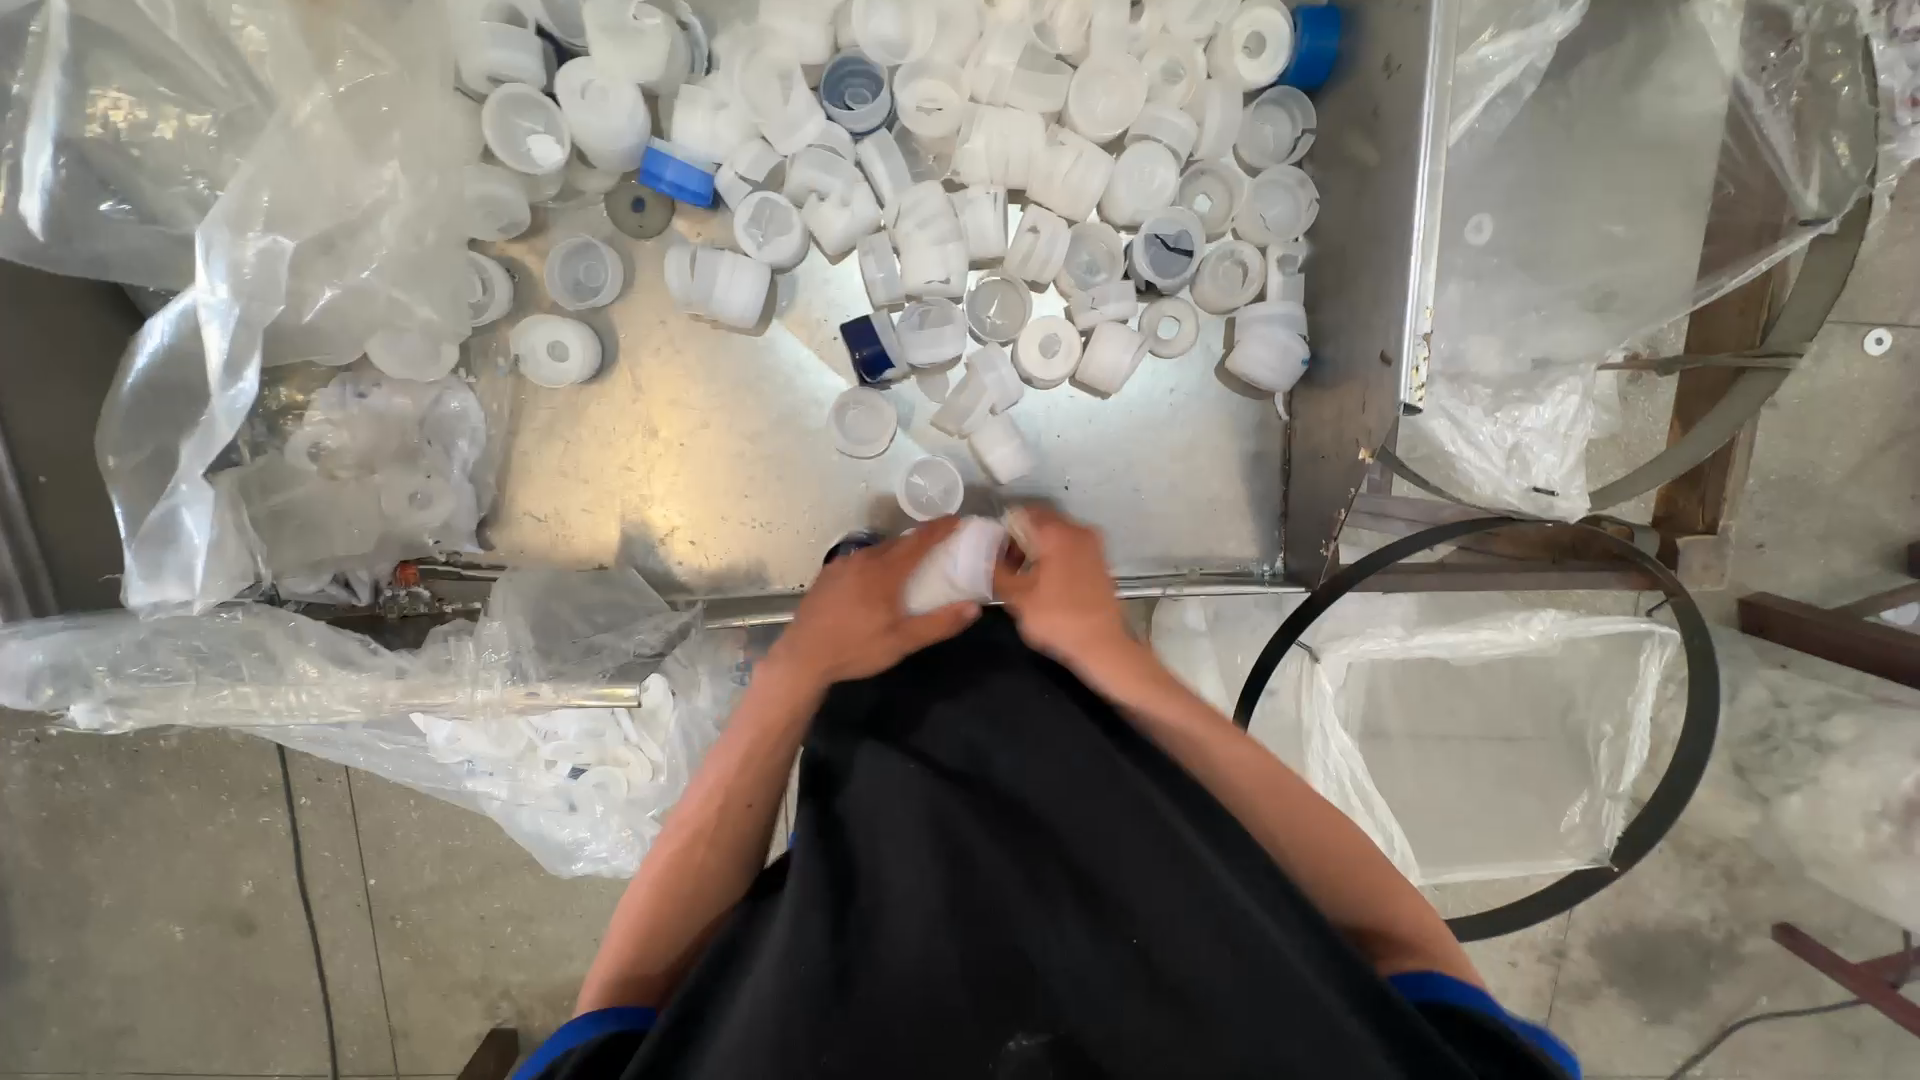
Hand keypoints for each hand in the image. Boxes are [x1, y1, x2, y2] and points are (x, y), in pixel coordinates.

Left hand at [766, 517, 981, 690]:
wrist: (802, 657)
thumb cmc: (855, 649)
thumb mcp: (902, 642)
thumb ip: (939, 623)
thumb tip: (973, 607)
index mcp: (885, 571)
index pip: (920, 540)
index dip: (941, 528)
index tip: (959, 520)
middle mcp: (863, 560)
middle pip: (899, 542)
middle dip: (922, 541)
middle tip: (941, 548)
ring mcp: (842, 565)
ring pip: (878, 551)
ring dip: (898, 553)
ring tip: (912, 566)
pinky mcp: (827, 575)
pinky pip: (860, 560)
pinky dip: (877, 563)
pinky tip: (877, 582)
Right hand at [993, 505, 1141, 678]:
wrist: (1102, 644)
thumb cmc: (1057, 618)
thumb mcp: (1017, 597)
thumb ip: (996, 571)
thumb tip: (984, 557)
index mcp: (1056, 532)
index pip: (1021, 514)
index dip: (1003, 531)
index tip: (994, 553)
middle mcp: (1078, 530)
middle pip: (1040, 522)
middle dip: (1020, 540)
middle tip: (1007, 567)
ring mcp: (1093, 544)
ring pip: (1056, 535)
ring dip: (1037, 549)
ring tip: (1024, 577)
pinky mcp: (1100, 560)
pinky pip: (1070, 547)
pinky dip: (1054, 556)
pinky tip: (1046, 582)